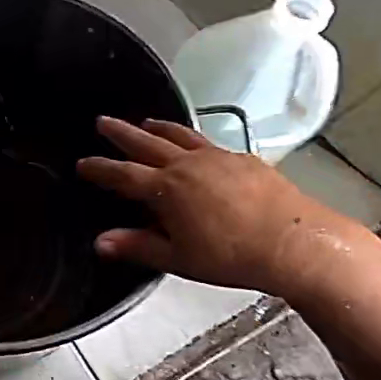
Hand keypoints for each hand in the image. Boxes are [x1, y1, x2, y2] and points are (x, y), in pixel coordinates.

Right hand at [76, 116, 360, 294]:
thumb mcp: (179, 258)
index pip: (121, 174)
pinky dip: (192, 139)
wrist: (297, 244)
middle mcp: (188, 165)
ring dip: (157, 127)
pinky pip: (208, 142)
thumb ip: (137, 246)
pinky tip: (195, 145)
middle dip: (120, 132)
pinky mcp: (243, 160)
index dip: (99, 169)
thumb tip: (101, 243)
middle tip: (103, 121)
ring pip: (178, 135)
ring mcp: (217, 158)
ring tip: (145, 121)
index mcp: (166, 189)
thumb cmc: (235, 256)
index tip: (83, 164)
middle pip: (145, 141)